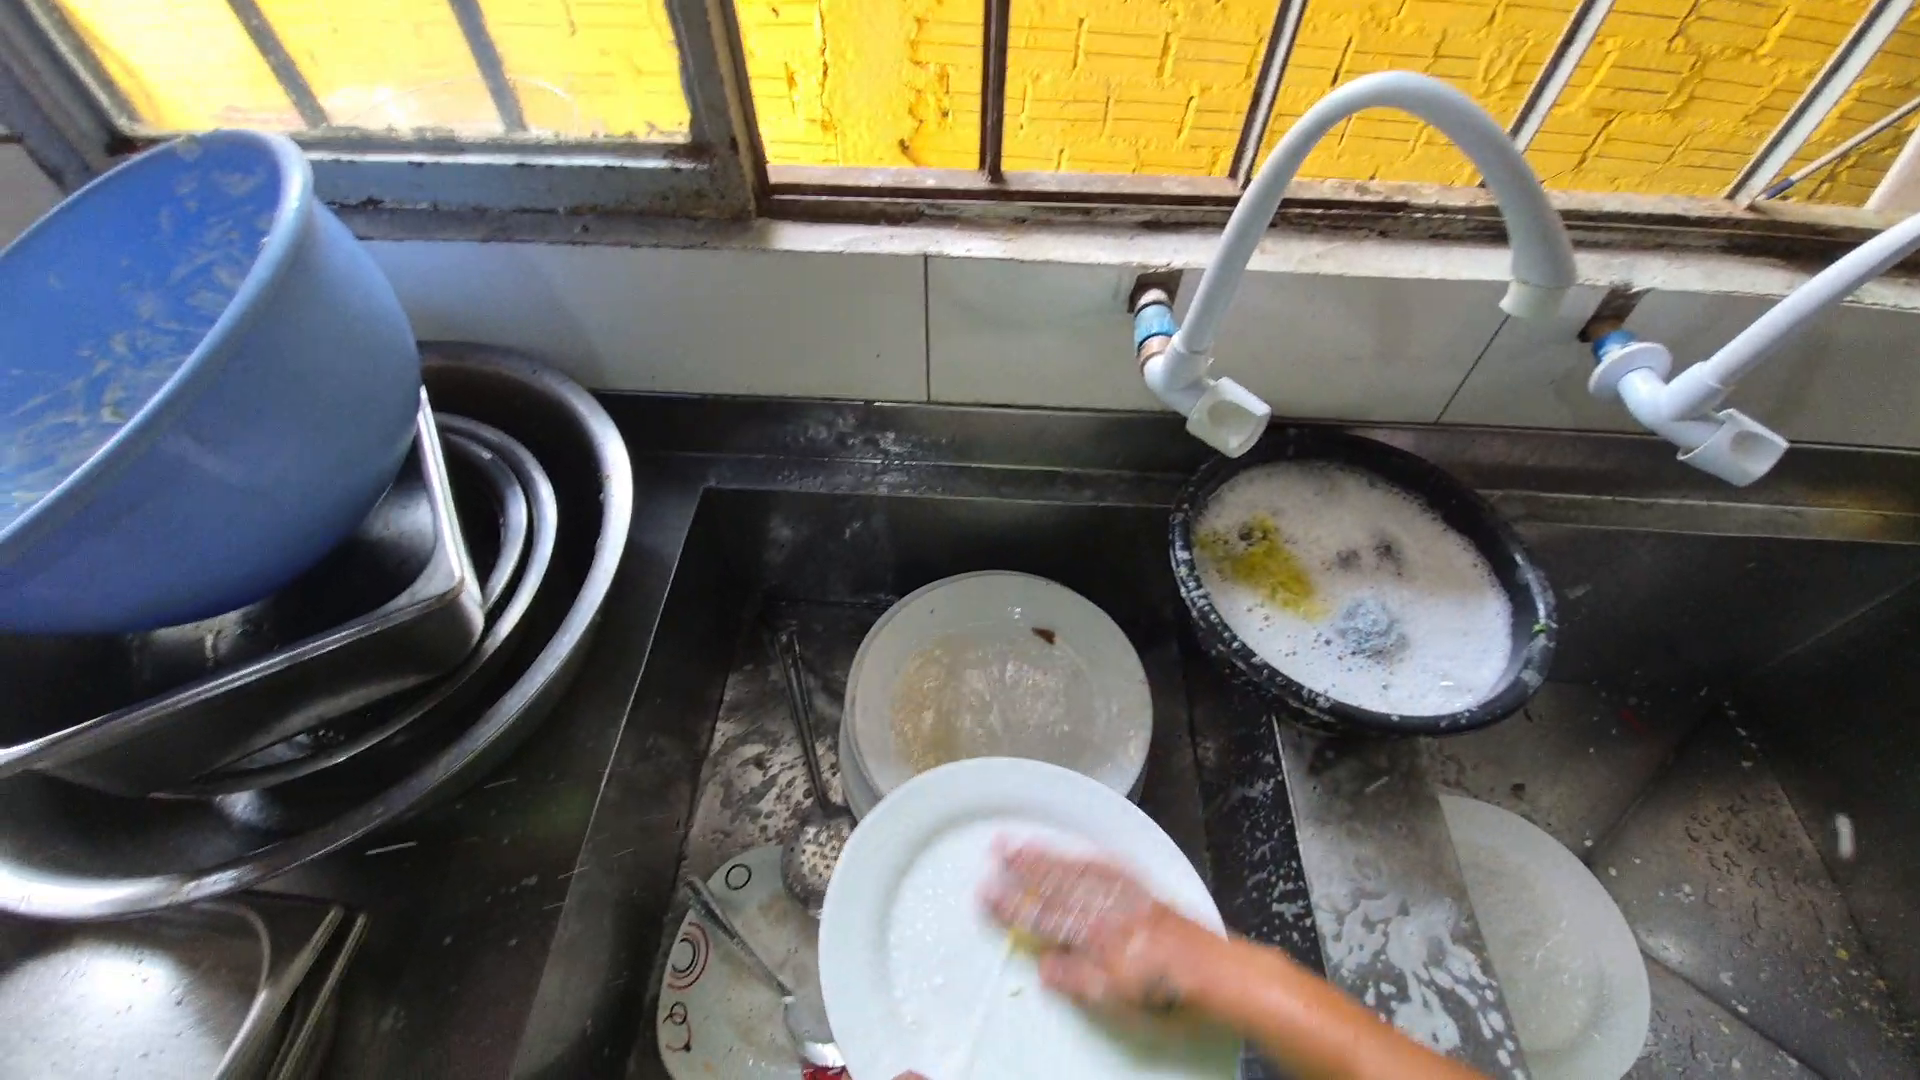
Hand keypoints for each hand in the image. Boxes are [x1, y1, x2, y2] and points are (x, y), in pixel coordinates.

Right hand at [980, 841, 1197, 1013]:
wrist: (1208, 968)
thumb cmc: (1161, 990)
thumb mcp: (1115, 998)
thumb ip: (1076, 978)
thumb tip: (1041, 966)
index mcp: (1091, 935)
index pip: (1042, 918)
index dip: (1012, 906)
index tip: (985, 891)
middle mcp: (1101, 906)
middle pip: (1054, 884)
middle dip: (1021, 866)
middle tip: (994, 847)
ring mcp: (1119, 892)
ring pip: (1073, 868)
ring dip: (1044, 854)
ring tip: (1018, 841)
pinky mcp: (1137, 886)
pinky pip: (1102, 863)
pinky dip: (1080, 854)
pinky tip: (1069, 848)